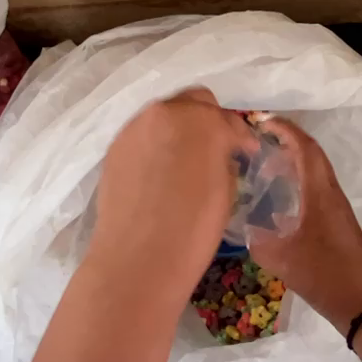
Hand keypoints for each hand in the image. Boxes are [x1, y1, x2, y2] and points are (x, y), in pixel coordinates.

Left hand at [88, 88, 252, 298]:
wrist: (138, 259)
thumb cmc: (194, 228)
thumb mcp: (226, 188)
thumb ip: (224, 157)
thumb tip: (218, 153)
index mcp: (202, 120)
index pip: (228, 120)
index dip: (241, 138)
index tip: (246, 154)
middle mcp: (165, 113)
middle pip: (194, 102)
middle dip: (208, 120)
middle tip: (216, 149)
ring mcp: (135, 127)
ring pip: (164, 116)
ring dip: (179, 130)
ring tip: (186, 161)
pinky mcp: (115, 147)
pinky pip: (144, 135)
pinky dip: (156, 145)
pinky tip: (161, 172)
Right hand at [246, 118, 361, 326]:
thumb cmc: (324, 275)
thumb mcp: (282, 259)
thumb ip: (258, 240)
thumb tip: (242, 227)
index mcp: (320, 193)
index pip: (305, 147)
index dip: (286, 129)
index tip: (263, 121)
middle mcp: (330, 193)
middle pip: (312, 154)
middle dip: (287, 140)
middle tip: (260, 141)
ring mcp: (336, 207)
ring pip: (315, 171)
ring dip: (293, 161)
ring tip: (266, 167)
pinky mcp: (336, 221)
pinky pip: (315, 187)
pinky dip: (298, 181)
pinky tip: (280, 200)